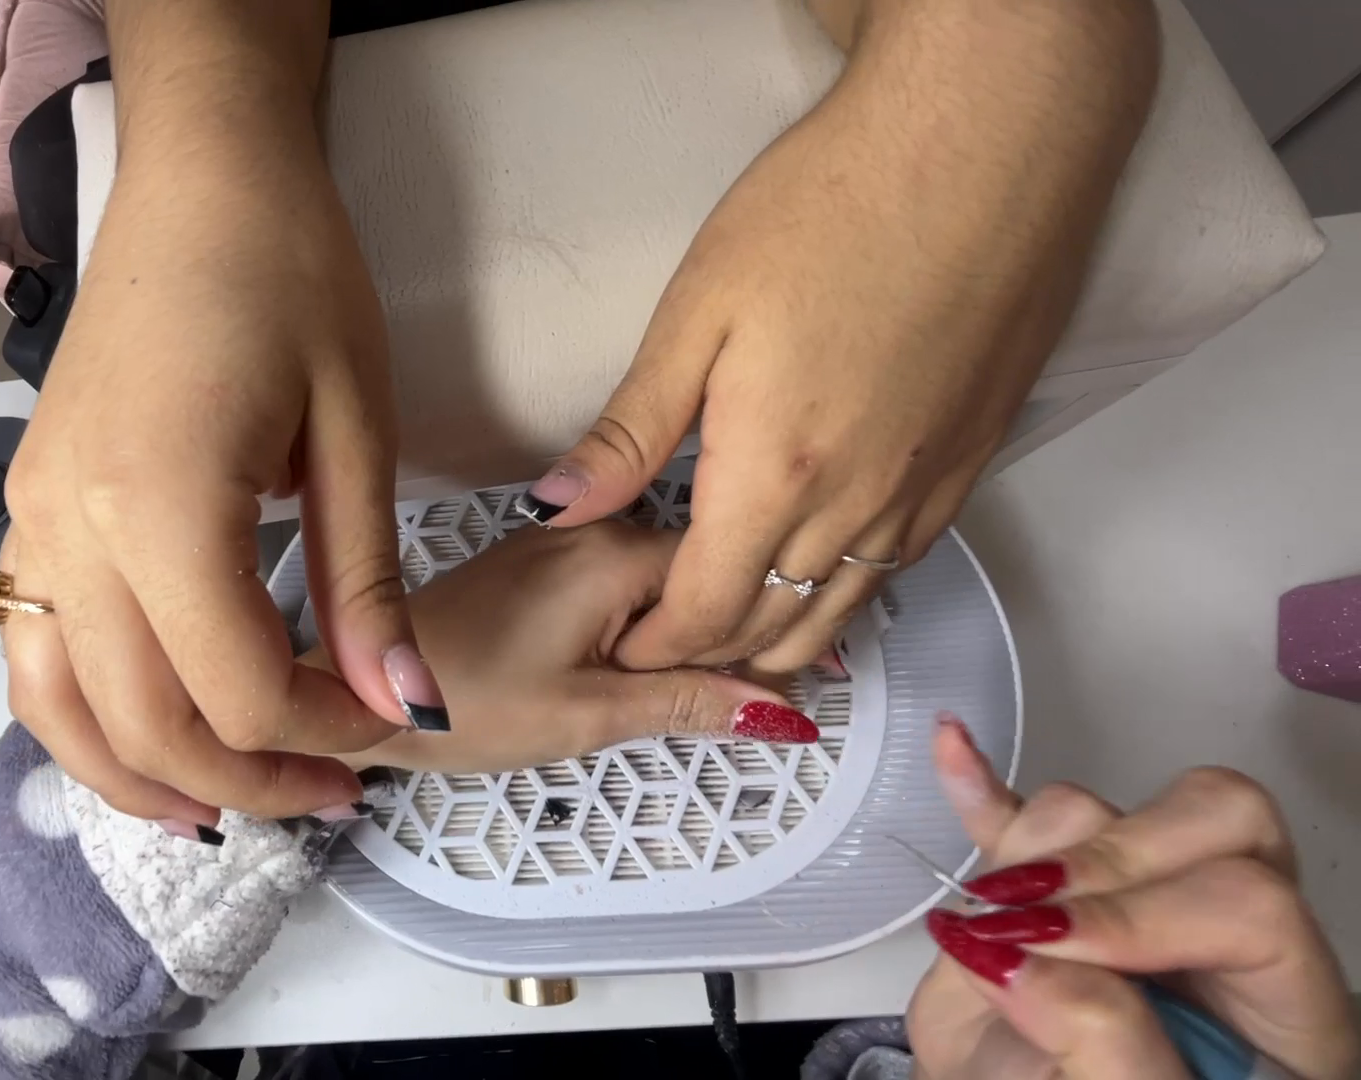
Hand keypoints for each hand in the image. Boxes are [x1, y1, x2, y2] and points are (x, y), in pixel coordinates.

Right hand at [4, 0, 428, 821]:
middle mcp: (69, 527)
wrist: (205, 184)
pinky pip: (39, 650)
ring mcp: (30, 518)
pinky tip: (151, 730)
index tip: (387, 723)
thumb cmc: (295, 281)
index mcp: (160, 505)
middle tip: (329, 792)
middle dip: (247, 776)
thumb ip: (368, 582)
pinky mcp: (29, 506)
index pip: (239, 687)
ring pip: (63, 707)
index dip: (324, 732)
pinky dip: (91, 718)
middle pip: (146, 720)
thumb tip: (404, 704)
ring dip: (147, 774)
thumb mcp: (357, 433)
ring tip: (231, 801)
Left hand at [324, 522, 818, 774]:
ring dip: (676, 638)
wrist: (372, 689)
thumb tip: (786, 709)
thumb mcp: (587, 714)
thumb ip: (687, 700)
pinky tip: (626, 668)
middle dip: (718, 641)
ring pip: (656, 582)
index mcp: (613, 552)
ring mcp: (560, 539)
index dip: (755, 640)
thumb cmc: (472, 705)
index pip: (725, 576)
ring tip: (675, 700)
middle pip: (694, 575)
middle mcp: (593, 527)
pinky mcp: (537, 560)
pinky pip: (614, 584)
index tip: (773, 701)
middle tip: (721, 712)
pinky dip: (635, 626)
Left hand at [518, 0, 1158, 676]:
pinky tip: (812, 587)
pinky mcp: (967, 461)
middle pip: (772, 626)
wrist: (987, 138)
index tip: (624, 657)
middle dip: (711, 656)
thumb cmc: (822, 218)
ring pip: (841, 611)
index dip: (658, 646)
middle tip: (666, 658)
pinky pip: (894, 566)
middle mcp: (855, 503)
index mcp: (774, 477)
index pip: (703, 608)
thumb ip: (627, 435)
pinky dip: (841, 598)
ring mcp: (922, 487)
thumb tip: (555, 505)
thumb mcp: (695, 322)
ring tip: (729, 645)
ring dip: (778, 639)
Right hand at [906, 717, 1358, 1079]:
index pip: (1247, 904)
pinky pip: (1009, 811)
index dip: (1136, 913)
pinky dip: (975, 782)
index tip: (1043, 944)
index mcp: (1287, 1008)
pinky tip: (949, 742)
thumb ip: (1101, 1039)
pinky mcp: (1031, 879)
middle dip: (1095, 860)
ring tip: (981, 910)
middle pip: (1209, 823)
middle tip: (1019, 912)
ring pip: (1091, 810)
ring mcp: (1116, 896)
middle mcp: (1212, 933)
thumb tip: (1013, 952)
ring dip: (1025, 846)